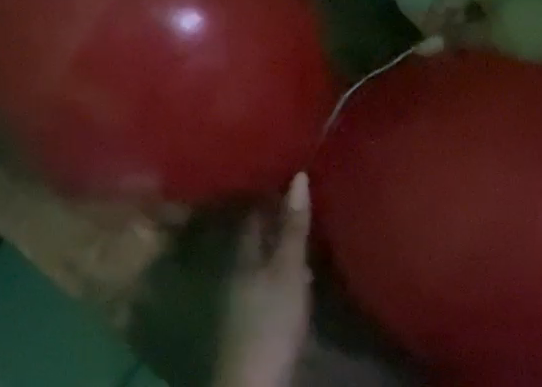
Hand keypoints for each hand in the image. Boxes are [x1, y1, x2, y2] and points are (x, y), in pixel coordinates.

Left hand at [214, 174, 311, 386]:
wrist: (253, 379)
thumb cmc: (271, 317)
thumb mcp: (288, 269)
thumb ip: (293, 227)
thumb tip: (298, 176)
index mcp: (243, 251)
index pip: (252, 211)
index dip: (268, 192)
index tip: (287, 175)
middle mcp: (237, 265)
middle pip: (255, 233)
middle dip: (274, 216)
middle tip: (300, 199)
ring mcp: (242, 291)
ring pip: (261, 255)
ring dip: (279, 242)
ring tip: (304, 229)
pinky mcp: (252, 313)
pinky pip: (267, 276)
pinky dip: (282, 266)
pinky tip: (300, 271)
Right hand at [421, 0, 541, 64]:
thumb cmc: (533, 32)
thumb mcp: (490, 37)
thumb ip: (457, 38)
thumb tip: (424, 45)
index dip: (433, 17)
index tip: (428, 43)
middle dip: (452, 19)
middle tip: (447, 45)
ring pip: (485, 0)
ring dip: (472, 21)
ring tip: (469, 45)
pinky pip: (501, 6)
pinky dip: (490, 21)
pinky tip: (495, 39)